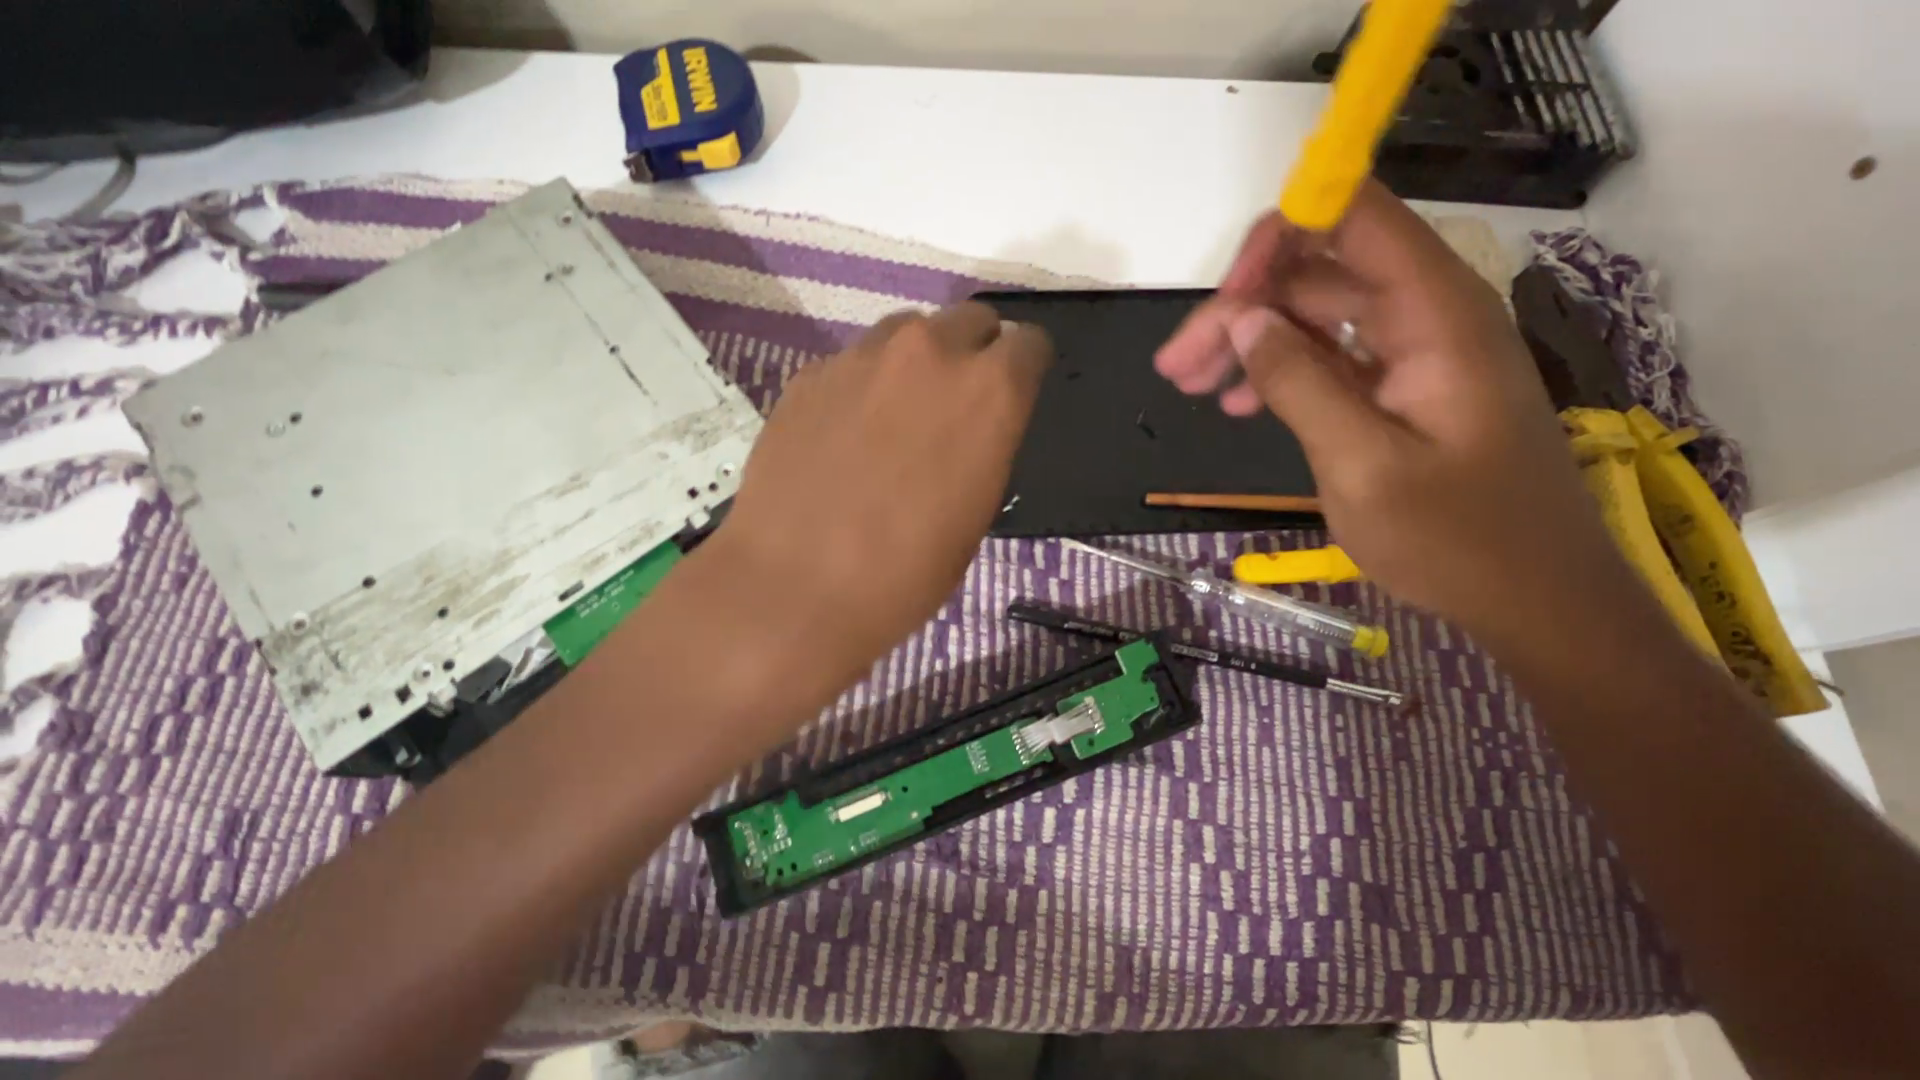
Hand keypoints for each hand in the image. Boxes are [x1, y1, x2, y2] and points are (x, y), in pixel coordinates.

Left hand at [705, 303, 1051, 679]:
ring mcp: (863, 357)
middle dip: (973, 351)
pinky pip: (853, 362)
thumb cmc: (907, 572)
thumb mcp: (975, 511)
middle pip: (969, 320)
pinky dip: (861, 385)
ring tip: (895, 415)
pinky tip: (843, 435)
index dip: (1024, 368)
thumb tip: (970, 427)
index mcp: (990, 390)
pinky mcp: (810, 373)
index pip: (1030, 344)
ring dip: (915, 361)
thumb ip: (983, 445)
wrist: (796, 586)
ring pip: (906, 332)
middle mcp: (931, 353)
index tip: (1012, 394)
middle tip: (955, 403)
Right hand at [1155, 182, 1629, 642]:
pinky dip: (1281, 371)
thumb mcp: (1362, 466)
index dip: (1280, 232)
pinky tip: (1238, 406)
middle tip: (1177, 367)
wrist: (1537, 599)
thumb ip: (1298, 383)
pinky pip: (1332, 355)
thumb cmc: (1458, 539)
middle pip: (1319, 268)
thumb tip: (1242, 318)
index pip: (1353, 216)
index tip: (1223, 294)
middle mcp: (1427, 312)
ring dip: (1250, 340)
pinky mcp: (1405, 386)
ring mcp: (1416, 350)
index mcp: (1434, 311)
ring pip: (1315, 312)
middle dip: (1241, 305)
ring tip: (1190, 386)